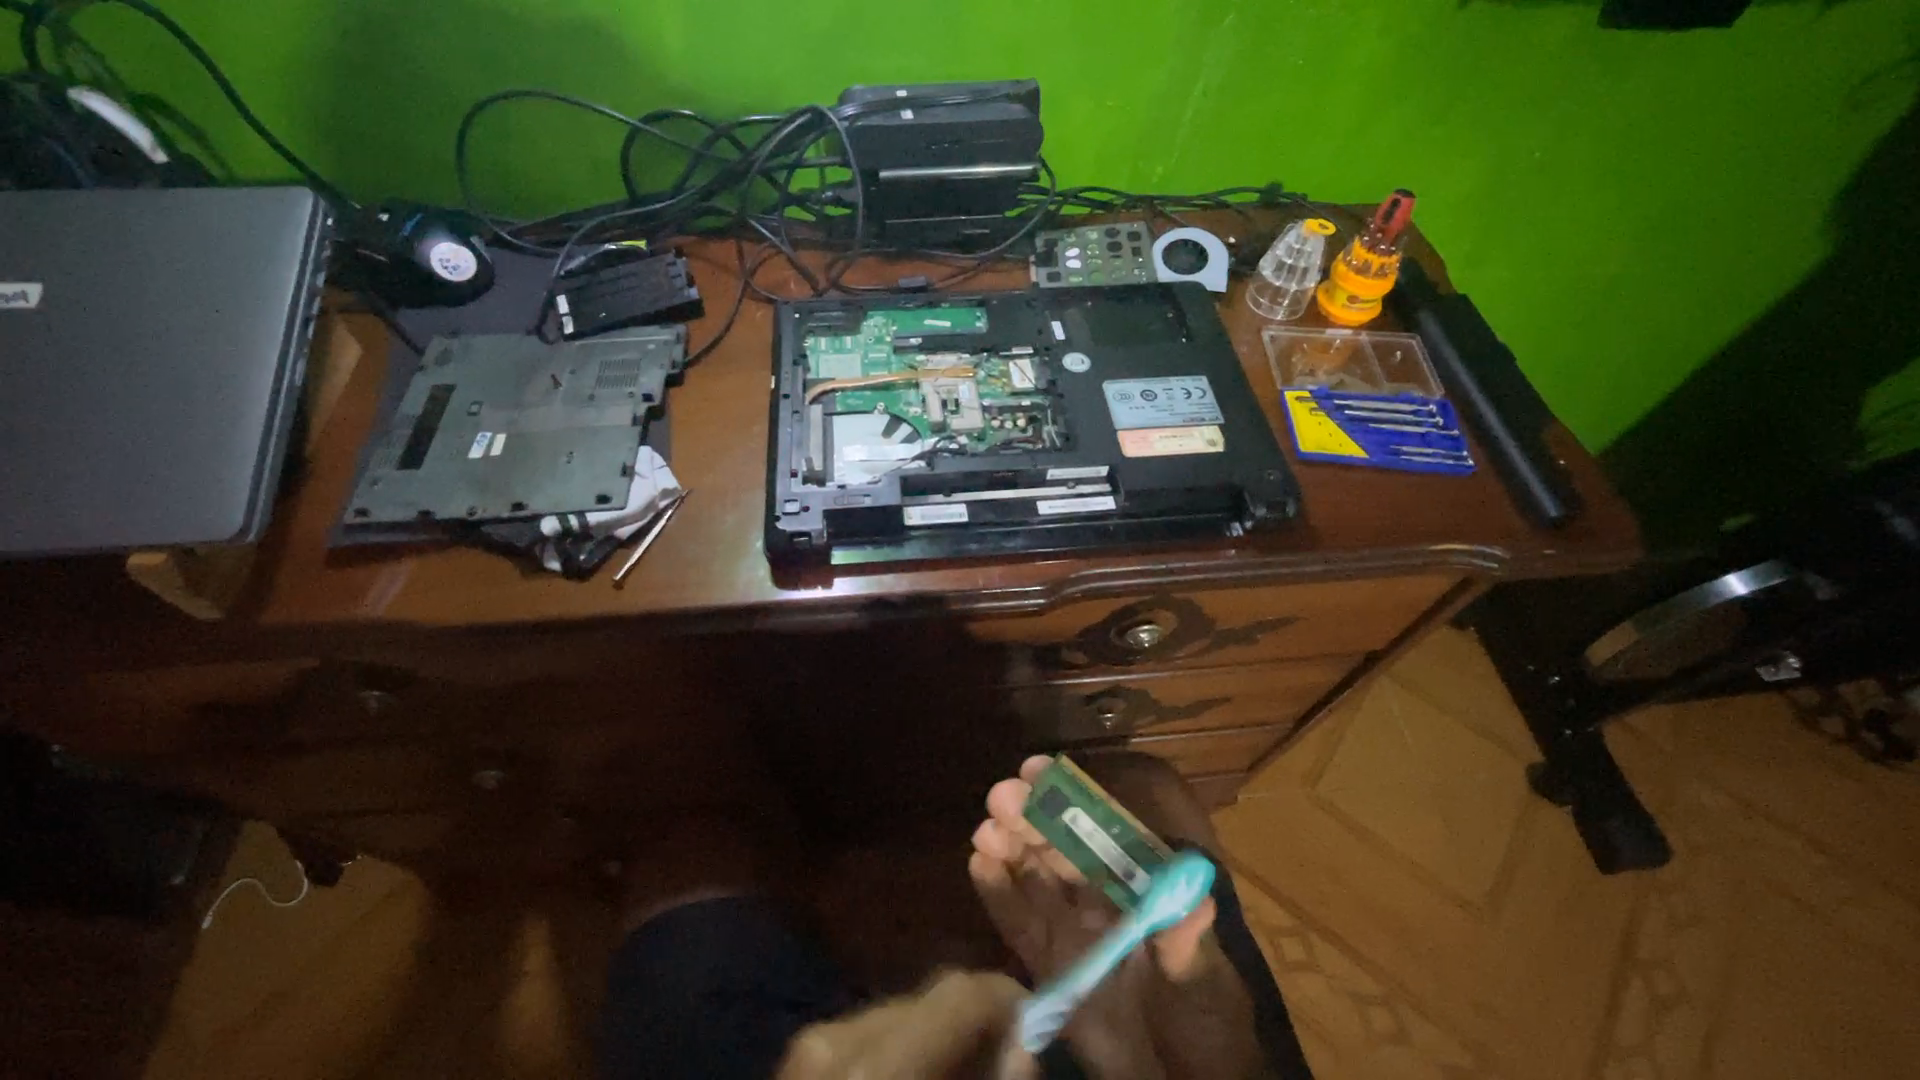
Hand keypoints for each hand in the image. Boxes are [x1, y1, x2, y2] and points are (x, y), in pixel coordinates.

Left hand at [777, 970, 1032, 1079]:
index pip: (956, 997)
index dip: (1008, 1003)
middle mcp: (832, 1045)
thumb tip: (1022, 1049)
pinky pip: (866, 1038)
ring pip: (899, 1014)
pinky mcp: (798, 1065)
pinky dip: (904, 1057)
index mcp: (871, 1078)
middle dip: (976, 1026)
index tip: (1040, 1029)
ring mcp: (807, 1053)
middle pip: (930, 1000)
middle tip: (1007, 1067)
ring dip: (941, 1042)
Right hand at [967, 756, 1262, 1079]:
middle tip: (1001, 795)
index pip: (1104, 832)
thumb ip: (1189, 941)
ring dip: (1009, 850)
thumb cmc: (1207, 1023)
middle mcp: (1103, 899)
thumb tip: (1196, 895)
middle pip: (1061, 850)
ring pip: (1034, 879)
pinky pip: (1018, 926)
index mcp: (1143, 889)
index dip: (1073, 799)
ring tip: (985, 829)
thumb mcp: (1204, 981)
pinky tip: (979, 865)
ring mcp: (1073, 931)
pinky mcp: (1048, 967)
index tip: (1041, 770)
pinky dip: (998, 896)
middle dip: (1032, 820)